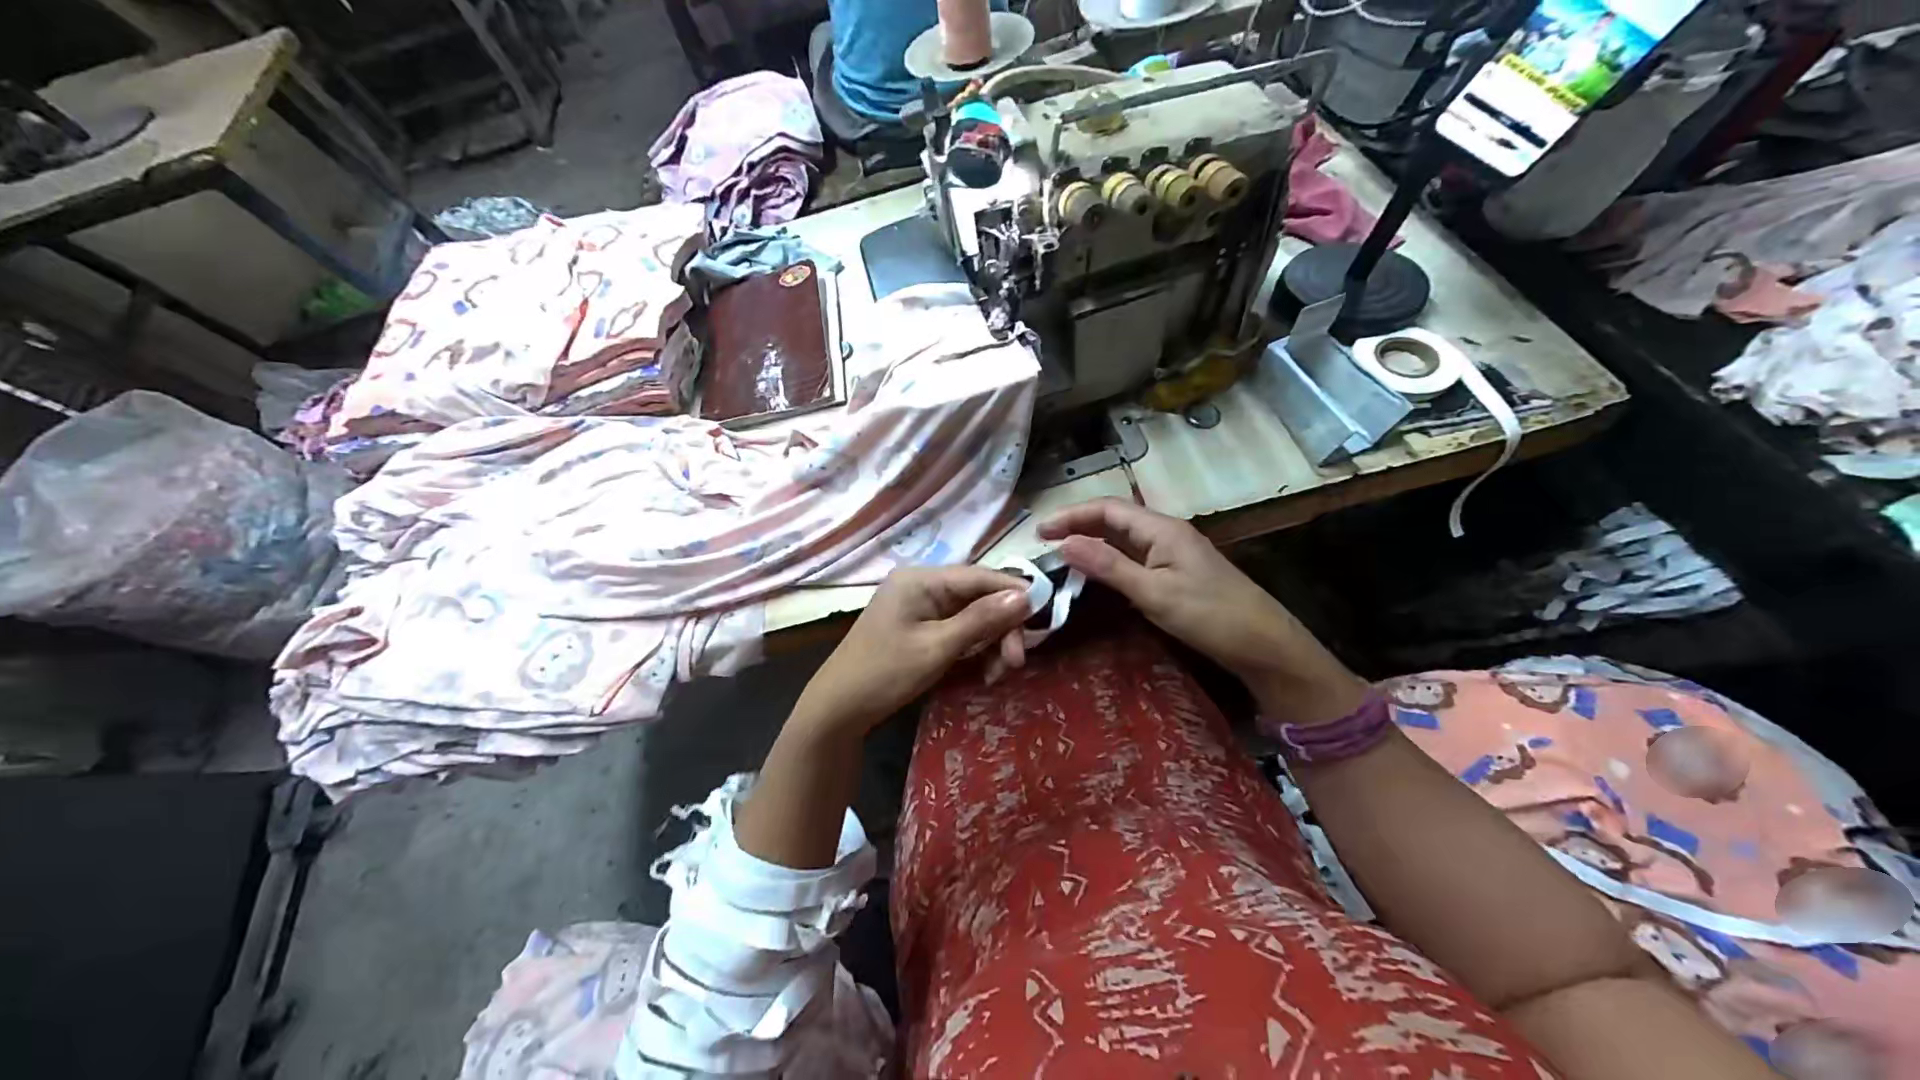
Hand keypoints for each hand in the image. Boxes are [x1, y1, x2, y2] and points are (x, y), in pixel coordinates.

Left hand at [791, 566, 1031, 736]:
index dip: (1014, 594)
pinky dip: (975, 650)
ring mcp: (921, 607)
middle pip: (979, 597)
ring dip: (991, 644)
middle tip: (1016, 663)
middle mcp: (923, 585)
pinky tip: (983, 673)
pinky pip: (959, 631)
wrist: (839, 709)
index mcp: (921, 579)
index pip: (980, 576)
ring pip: (973, 617)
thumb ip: (981, 620)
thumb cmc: (885, 673)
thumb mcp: (938, 648)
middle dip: (1002, 629)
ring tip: (997, 675)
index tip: (1041, 620)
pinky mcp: (921, 628)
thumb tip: (1026, 596)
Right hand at [1038, 498, 1369, 724]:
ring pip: (1124, 539)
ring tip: (1061, 557)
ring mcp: (1173, 553)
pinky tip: (1096, 575)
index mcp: (1161, 529)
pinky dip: (1110, 561)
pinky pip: (1135, 557)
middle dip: (1078, 526)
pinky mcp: (1177, 572)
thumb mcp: (1153, 593)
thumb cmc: (1209, 615)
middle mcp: (1166, 533)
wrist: (1263, 644)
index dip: (1072, 515)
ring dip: (1092, 543)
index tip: (1040, 532)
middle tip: (1044, 544)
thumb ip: (1108, 566)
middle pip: (1114, 519)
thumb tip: (1065, 543)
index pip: (1108, 509)